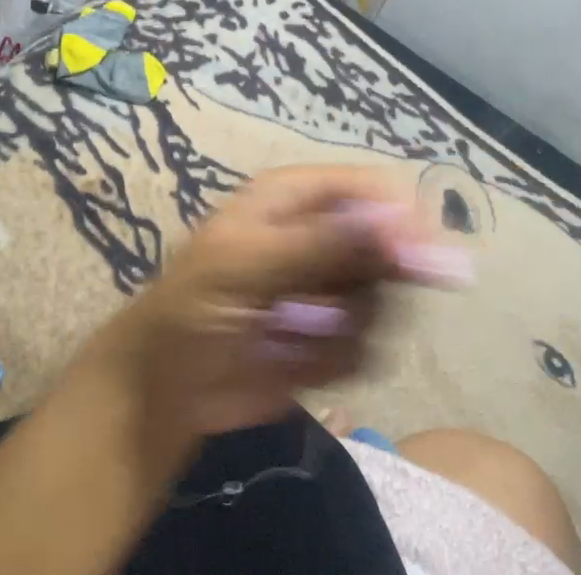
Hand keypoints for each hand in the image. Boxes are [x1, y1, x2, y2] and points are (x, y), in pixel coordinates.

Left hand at [107, 165, 471, 435]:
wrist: (163, 389)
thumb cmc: (189, 310)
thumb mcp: (245, 266)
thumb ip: (320, 242)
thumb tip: (396, 220)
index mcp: (291, 199)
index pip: (369, 191)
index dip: (400, 222)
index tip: (417, 263)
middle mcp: (318, 237)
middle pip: (390, 250)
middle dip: (367, 289)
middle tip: (327, 313)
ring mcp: (327, 290)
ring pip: (385, 305)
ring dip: (342, 332)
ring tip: (289, 337)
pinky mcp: (331, 340)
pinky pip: (370, 349)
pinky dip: (332, 362)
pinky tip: (289, 363)